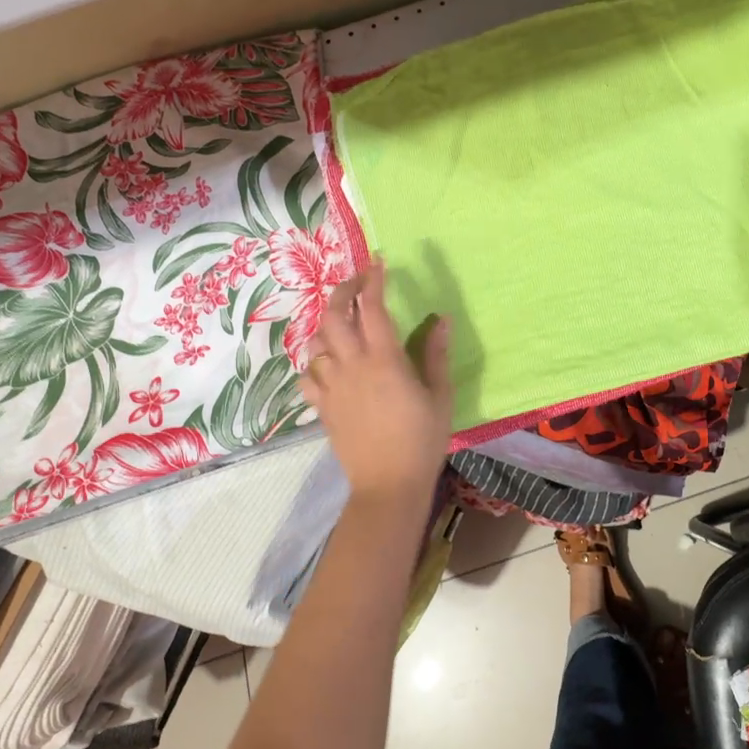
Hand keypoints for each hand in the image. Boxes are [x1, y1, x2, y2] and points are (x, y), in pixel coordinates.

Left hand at [300, 262, 452, 502]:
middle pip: (334, 315)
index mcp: (384, 359)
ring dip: (327, 325)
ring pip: (316, 342)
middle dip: (343, 291)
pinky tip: (329, 365)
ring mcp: (332, 386)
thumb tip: (439, 319)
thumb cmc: (422, 439)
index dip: (373, 280)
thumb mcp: (440, 395)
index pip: (372, 307)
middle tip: (358, 283)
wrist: (388, 484)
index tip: (379, 263)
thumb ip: (435, 354)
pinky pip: (308, 374)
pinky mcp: (321, 407)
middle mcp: (352, 366)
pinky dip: (315, 362)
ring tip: (343, 323)